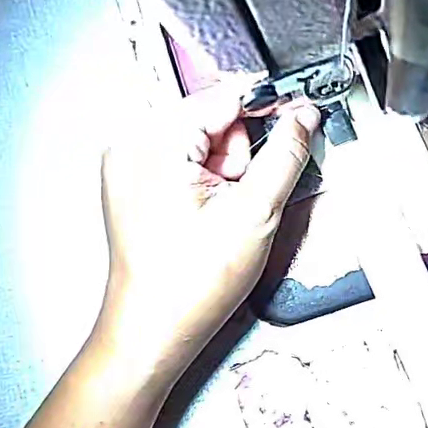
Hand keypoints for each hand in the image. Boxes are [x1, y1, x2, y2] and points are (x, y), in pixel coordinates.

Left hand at [93, 82, 321, 390]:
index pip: (222, 96)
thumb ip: (286, 154)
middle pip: (208, 115)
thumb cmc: (187, 286)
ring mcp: (126, 162)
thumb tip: (302, 117)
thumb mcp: (255, 213)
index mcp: (153, 142)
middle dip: (235, 150)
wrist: (152, 331)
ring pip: (196, 136)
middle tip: (236, 195)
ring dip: (219, 166)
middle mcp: (130, 144)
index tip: (294, 118)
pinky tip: (202, 212)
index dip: (265, 107)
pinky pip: (179, 156)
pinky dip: (201, 176)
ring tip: (216, 211)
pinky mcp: (131, 180)